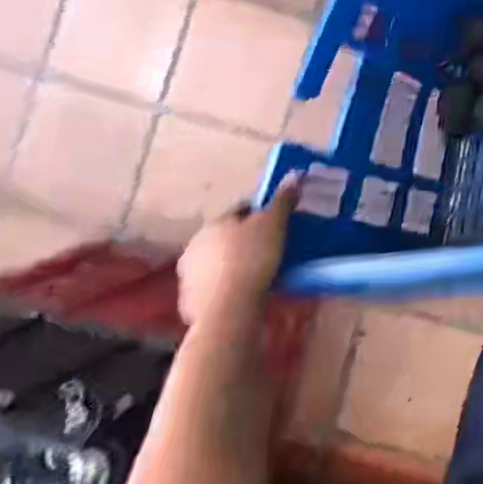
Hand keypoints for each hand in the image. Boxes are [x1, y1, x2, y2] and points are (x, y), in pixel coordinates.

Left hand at [177, 179, 296, 327]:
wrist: (227, 309)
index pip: (241, 209)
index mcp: (214, 222)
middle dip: (247, 237)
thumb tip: (294, 174)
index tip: (280, 222)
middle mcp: (195, 244)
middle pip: (228, 235)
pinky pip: (214, 284)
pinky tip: (245, 290)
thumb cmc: (252, 258)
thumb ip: (283, 199)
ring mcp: (188, 274)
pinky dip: (228, 284)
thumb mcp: (274, 223)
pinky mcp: (189, 299)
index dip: (263, 212)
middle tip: (273, 245)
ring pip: (219, 260)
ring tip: (261, 269)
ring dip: (235, 261)